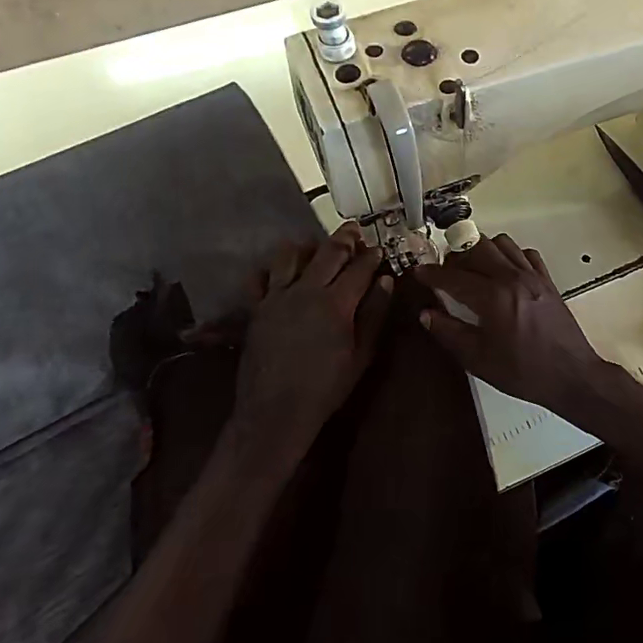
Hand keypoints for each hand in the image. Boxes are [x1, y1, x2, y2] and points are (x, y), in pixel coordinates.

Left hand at [233, 222, 392, 442]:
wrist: (275, 411)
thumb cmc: (327, 387)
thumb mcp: (361, 354)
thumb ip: (374, 314)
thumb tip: (386, 281)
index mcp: (336, 302)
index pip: (359, 268)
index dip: (371, 256)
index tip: (379, 249)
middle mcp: (306, 291)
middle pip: (327, 253)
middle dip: (344, 239)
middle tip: (354, 230)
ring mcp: (276, 298)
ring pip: (289, 256)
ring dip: (306, 246)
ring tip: (315, 246)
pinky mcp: (256, 309)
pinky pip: (259, 279)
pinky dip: (270, 269)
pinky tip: (278, 271)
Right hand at [412, 234, 607, 415]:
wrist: (571, 375)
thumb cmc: (524, 372)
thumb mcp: (479, 359)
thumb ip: (449, 332)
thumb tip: (427, 315)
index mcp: (493, 297)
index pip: (454, 277)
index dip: (432, 274)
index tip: (419, 272)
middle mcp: (513, 279)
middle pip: (477, 247)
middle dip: (455, 255)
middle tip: (445, 270)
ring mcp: (533, 277)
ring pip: (502, 244)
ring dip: (482, 249)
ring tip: (472, 267)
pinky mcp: (548, 281)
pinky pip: (526, 254)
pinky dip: (510, 255)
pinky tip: (503, 271)